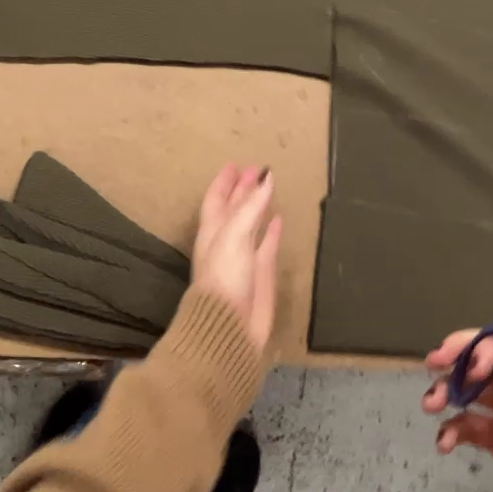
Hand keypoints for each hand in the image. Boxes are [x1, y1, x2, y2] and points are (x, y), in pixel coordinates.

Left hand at [190, 164, 282, 349]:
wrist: (230, 327)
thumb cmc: (224, 278)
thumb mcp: (235, 236)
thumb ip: (252, 207)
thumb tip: (267, 177)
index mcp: (213, 232)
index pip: (217, 200)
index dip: (224, 182)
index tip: (235, 164)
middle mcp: (226, 241)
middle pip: (234, 208)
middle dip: (243, 189)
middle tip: (256, 169)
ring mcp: (243, 257)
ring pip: (251, 224)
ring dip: (258, 206)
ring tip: (269, 187)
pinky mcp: (260, 272)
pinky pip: (267, 244)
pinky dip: (272, 230)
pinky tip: (280, 219)